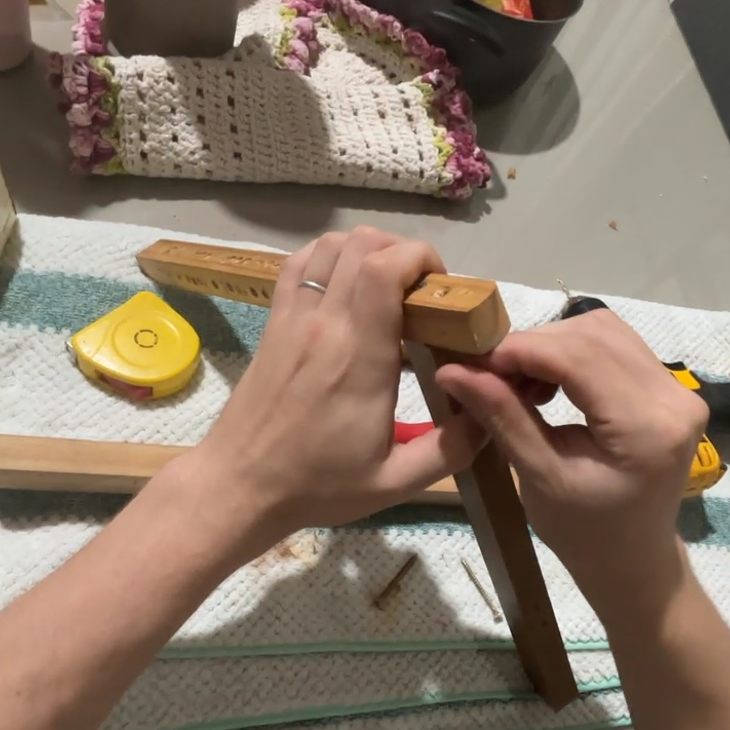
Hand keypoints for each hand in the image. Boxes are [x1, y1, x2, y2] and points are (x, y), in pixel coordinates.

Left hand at [182, 228, 485, 545]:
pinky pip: (299, 264)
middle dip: (403, 253)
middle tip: (420, 294)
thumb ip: (449, 449)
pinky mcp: (273, 323)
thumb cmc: (317, 485)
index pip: (387, 268)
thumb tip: (489, 418)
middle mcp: (324, 324)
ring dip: (366, 252)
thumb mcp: (394, 482)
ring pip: (330, 245)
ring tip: (387, 289)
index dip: (422, 260)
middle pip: (363, 244)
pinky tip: (344, 288)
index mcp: (359, 356)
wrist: (240, 485)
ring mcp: (292, 318)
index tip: (441, 292)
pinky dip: (328, 258)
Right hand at [436, 310, 706, 599]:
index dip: (520, 349)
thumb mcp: (537, 477)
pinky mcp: (668, 388)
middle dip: (532, 346)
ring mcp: (676, 389)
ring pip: (603, 331)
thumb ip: (502, 416)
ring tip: (518, 384)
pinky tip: (546, 384)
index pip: (579, 356)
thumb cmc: (583, 532)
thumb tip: (452, 370)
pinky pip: (615, 346)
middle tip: (490, 377)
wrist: (632, 559)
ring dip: (551, 346)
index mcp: (646, 427)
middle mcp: (673, 397)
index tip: (472, 363)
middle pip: (592, 334)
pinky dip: (571, 354)